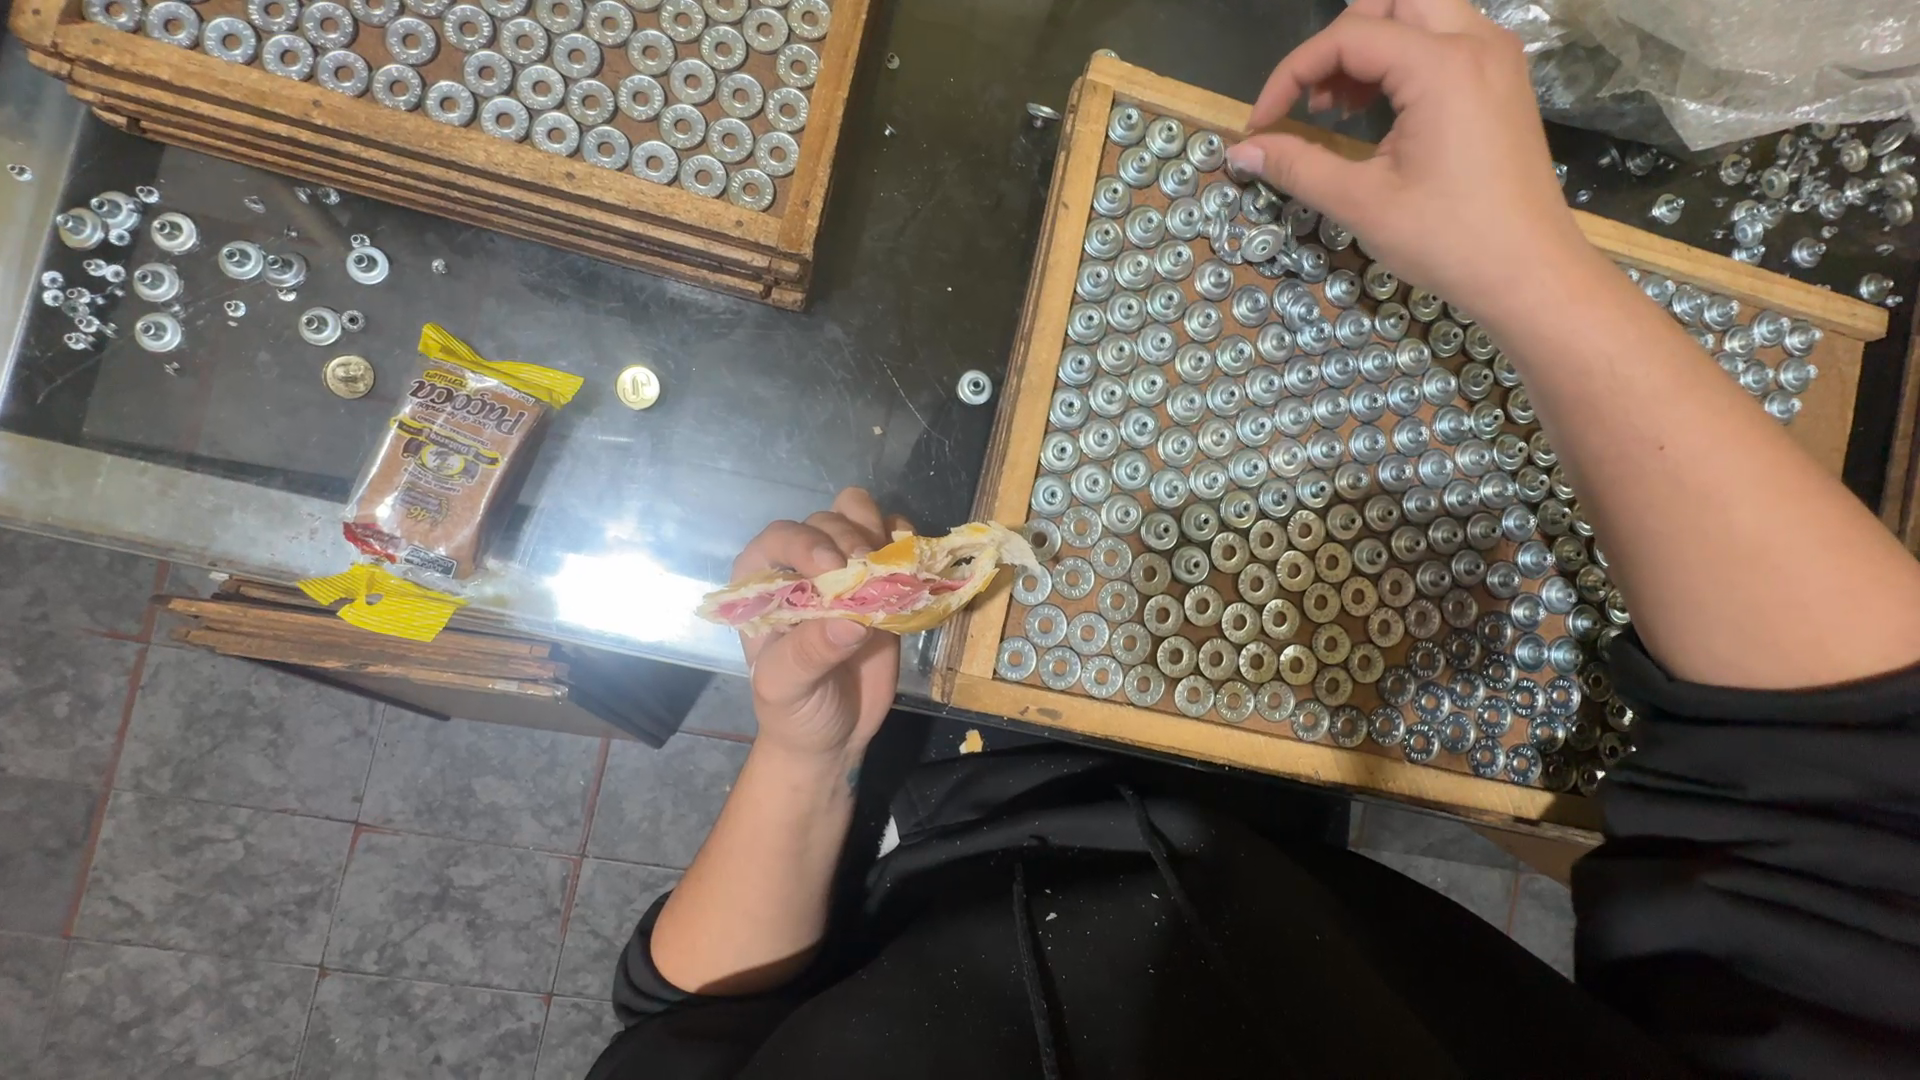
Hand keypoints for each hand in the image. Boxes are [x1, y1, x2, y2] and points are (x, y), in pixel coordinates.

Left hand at [729, 487, 907, 760]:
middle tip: (868, 569)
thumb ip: (810, 653)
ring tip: (890, 566)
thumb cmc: (794, 710)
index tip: (832, 567)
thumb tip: (852, 620)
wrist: (833, 736)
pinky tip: (910, 569)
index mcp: (763, 583)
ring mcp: (846, 572)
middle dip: (850, 538)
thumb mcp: (786, 688)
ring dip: (878, 533)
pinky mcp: (882, 584)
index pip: (780, 538)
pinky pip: (894, 543)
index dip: (805, 543)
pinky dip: (906, 545)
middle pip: (826, 521)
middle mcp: (803, 567)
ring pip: (860, 518)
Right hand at [1227, 0, 1588, 310]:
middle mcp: (1475, 42)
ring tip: (1337, 109)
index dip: (1291, 74)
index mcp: (1440, 66)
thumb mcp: (1360, 203)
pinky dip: (1400, 61)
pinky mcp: (1501, 81)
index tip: (1261, 125)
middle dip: (1336, 42)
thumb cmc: (1444, 238)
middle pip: (1391, 1)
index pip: (1348, 36)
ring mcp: (1495, 58)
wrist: (1525, 269)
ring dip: (1369, 48)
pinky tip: (1377, 113)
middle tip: (1308, 100)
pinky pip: (1445, 41)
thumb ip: (1298, 167)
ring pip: (1421, 13)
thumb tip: (1241, 151)